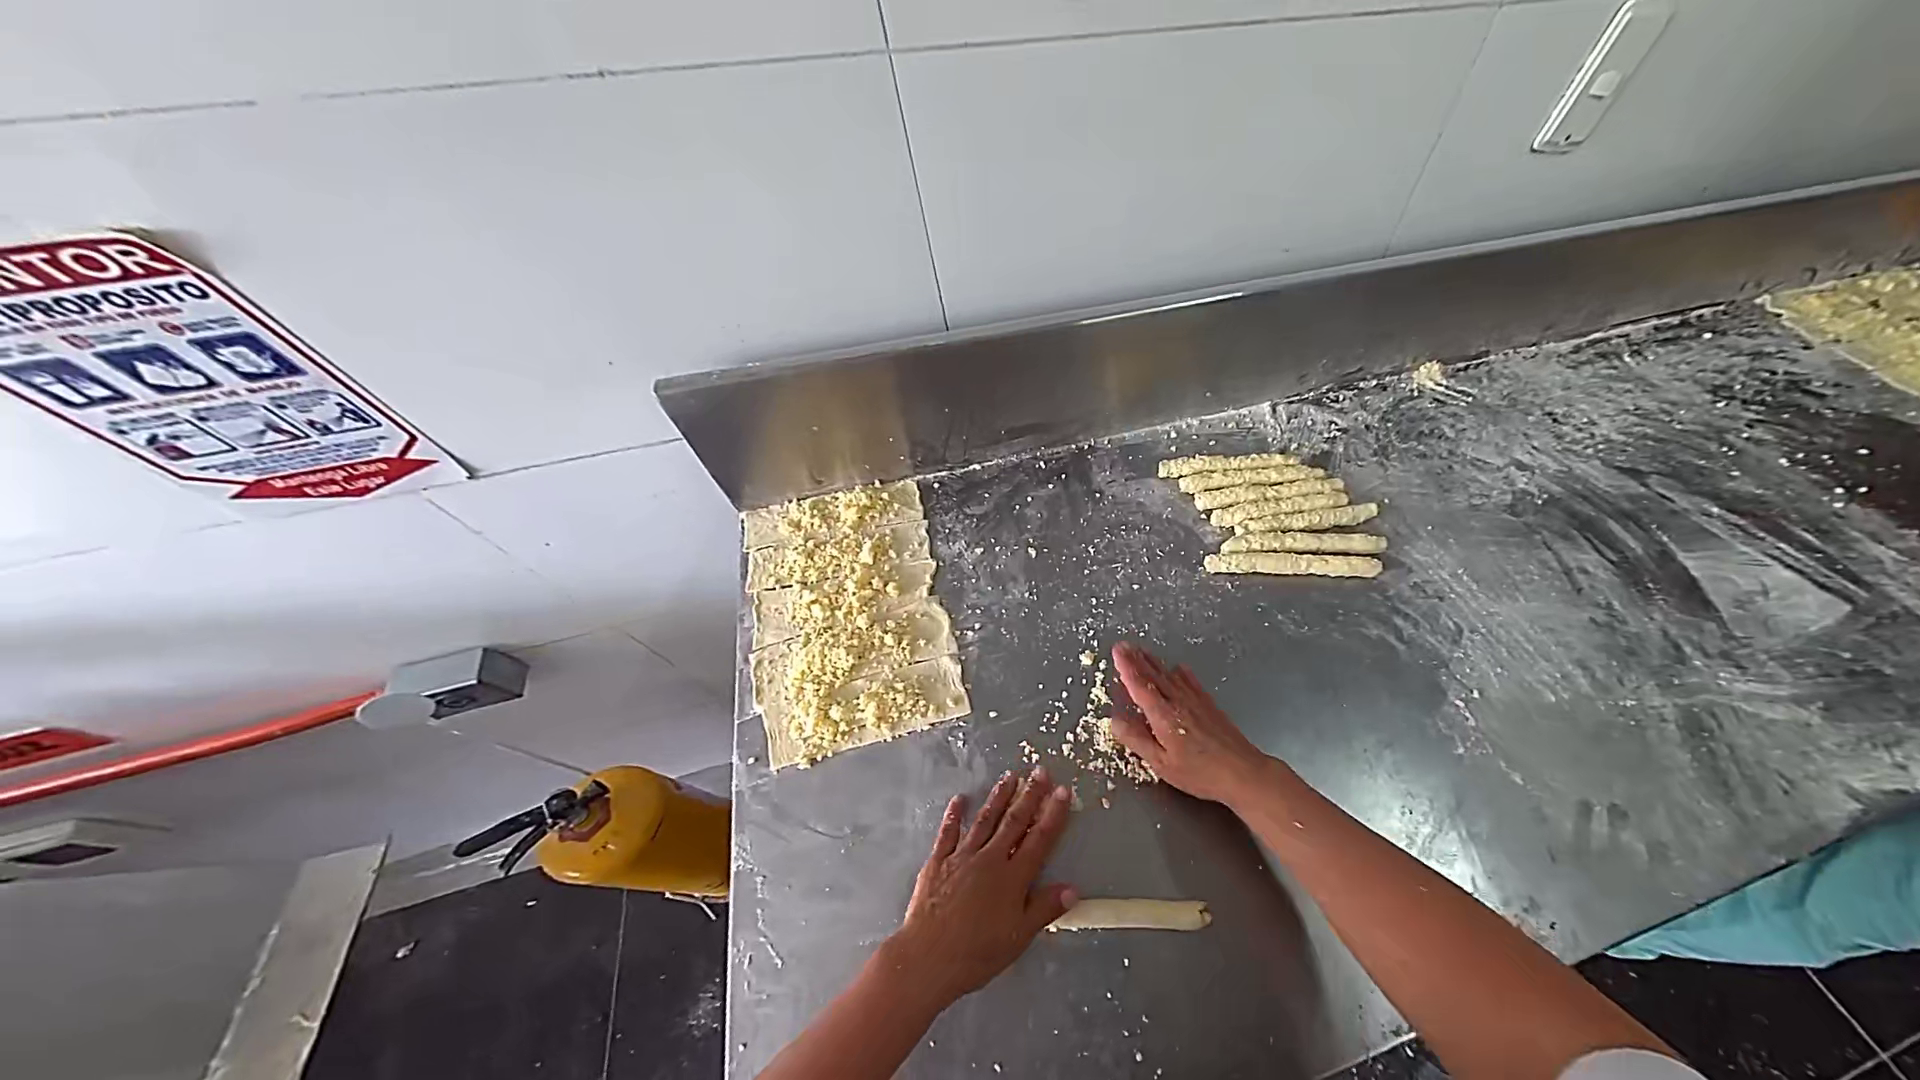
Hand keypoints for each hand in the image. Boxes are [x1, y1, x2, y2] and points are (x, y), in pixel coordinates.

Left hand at [880, 767, 1076, 1008]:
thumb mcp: (1019, 937)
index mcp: (1012, 878)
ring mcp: (961, 856)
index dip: (1053, 815)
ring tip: (1009, 776)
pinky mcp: (938, 861)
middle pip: (1013, 822)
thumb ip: (1044, 909)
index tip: (1062, 792)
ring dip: (998, 797)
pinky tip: (960, 799)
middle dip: (1029, 795)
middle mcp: (989, 859)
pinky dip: (955, 814)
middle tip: (1039, 771)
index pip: (1039, 840)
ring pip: (984, 820)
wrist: (928, 957)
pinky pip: (948, 832)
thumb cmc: (977, 953)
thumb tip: (1072, 889)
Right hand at [1110, 640, 1277, 805]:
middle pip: (1154, 675)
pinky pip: (1191, 681)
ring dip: (1154, 661)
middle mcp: (1178, 702)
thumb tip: (1114, 721)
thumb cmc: (1200, 773)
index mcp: (1163, 715)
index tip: (1116, 652)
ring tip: (1141, 651)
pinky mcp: (1209, 704)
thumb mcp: (1161, 764)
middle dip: (1136, 659)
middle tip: (1123, 645)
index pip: (1140, 685)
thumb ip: (1137, 740)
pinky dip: (1180, 672)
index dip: (1127, 667)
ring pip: (1170, 675)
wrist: (1244, 772)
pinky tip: (1178, 668)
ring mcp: (1196, 701)